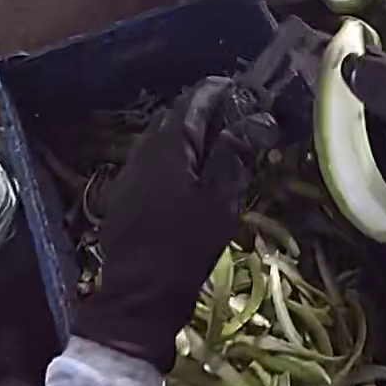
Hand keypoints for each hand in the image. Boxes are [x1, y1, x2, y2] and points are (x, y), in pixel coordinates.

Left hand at [73, 78, 278, 369]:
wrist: (139, 295)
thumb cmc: (187, 243)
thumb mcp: (221, 196)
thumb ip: (237, 151)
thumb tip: (261, 117)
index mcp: (170, 143)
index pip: (196, 97)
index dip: (222, 89)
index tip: (249, 93)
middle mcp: (144, 148)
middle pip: (177, 113)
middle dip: (208, 108)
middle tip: (240, 118)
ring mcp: (130, 170)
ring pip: (164, 136)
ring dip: (192, 131)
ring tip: (221, 143)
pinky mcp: (125, 193)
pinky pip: (154, 158)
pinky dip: (177, 153)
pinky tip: (192, 173)